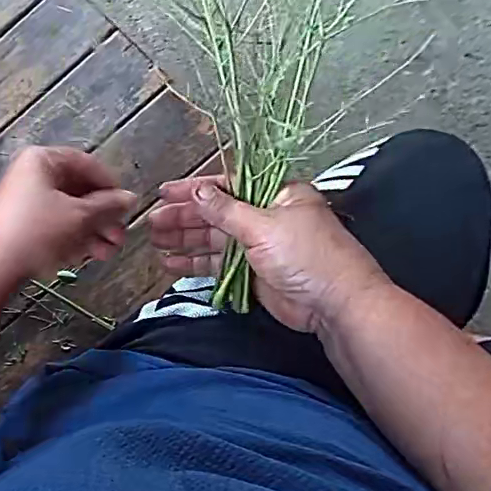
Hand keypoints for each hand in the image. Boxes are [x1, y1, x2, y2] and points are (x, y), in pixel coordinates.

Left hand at [0, 147, 136, 283]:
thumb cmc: (33, 232)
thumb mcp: (80, 216)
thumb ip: (108, 206)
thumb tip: (128, 199)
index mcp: (41, 160)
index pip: (86, 164)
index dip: (110, 185)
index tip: (125, 204)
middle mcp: (29, 175)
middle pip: (76, 190)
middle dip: (101, 216)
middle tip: (118, 234)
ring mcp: (22, 200)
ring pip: (66, 211)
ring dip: (90, 231)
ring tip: (107, 252)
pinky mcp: (18, 224)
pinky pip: (51, 225)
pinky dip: (70, 238)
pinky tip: (86, 254)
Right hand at [147, 176, 393, 333]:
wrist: (336, 304)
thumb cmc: (311, 257)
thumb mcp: (264, 226)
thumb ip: (226, 209)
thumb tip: (198, 191)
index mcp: (276, 195)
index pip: (227, 185)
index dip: (194, 189)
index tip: (165, 192)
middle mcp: (265, 216)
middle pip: (215, 213)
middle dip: (183, 217)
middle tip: (154, 222)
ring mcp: (257, 245)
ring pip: (211, 238)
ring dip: (184, 239)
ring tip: (156, 241)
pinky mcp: (250, 271)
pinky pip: (215, 263)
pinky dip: (193, 263)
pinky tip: (171, 263)